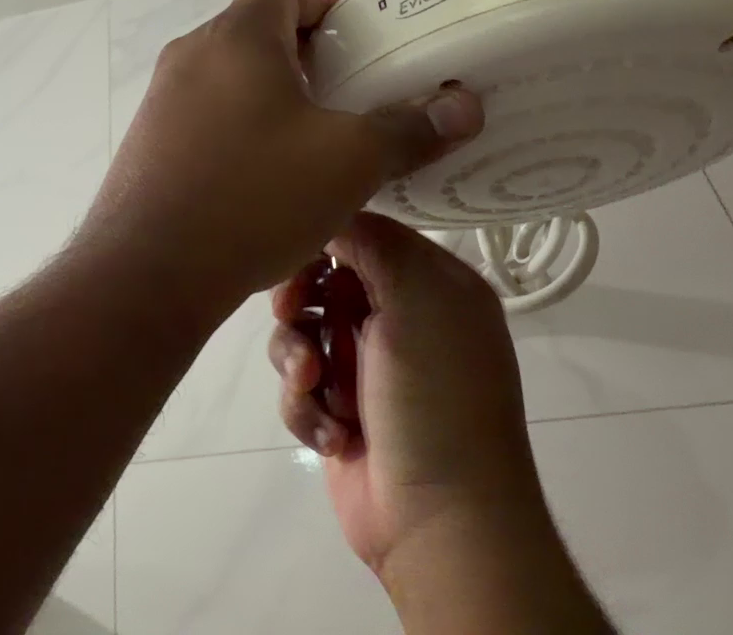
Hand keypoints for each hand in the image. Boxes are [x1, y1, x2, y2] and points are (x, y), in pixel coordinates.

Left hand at [77, 0, 483, 301]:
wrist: (148, 271)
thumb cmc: (254, 197)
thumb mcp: (348, 162)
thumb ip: (409, 129)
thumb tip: (462, 107)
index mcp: (236, 38)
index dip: (322, 4)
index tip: (356, 44)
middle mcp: (190, 56)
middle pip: (254, 31)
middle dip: (304, 56)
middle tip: (345, 98)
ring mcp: (161, 101)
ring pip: (227, 77)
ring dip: (270, 96)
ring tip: (310, 143)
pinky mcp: (147, 143)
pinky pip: (202, 117)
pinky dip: (237, 128)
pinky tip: (261, 180)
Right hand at [268, 212, 543, 576]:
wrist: (439, 520)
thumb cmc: (435, 396)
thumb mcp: (418, 298)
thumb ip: (371, 239)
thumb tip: (328, 211)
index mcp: (433, 284)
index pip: (363, 234)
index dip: (323, 240)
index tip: (295, 252)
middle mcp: (400, 319)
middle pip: (320, 281)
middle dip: (299, 301)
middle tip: (294, 316)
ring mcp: (369, 368)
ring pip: (300, 334)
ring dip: (298, 360)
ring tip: (314, 390)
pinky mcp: (339, 411)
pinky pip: (298, 386)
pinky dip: (306, 408)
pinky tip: (332, 434)